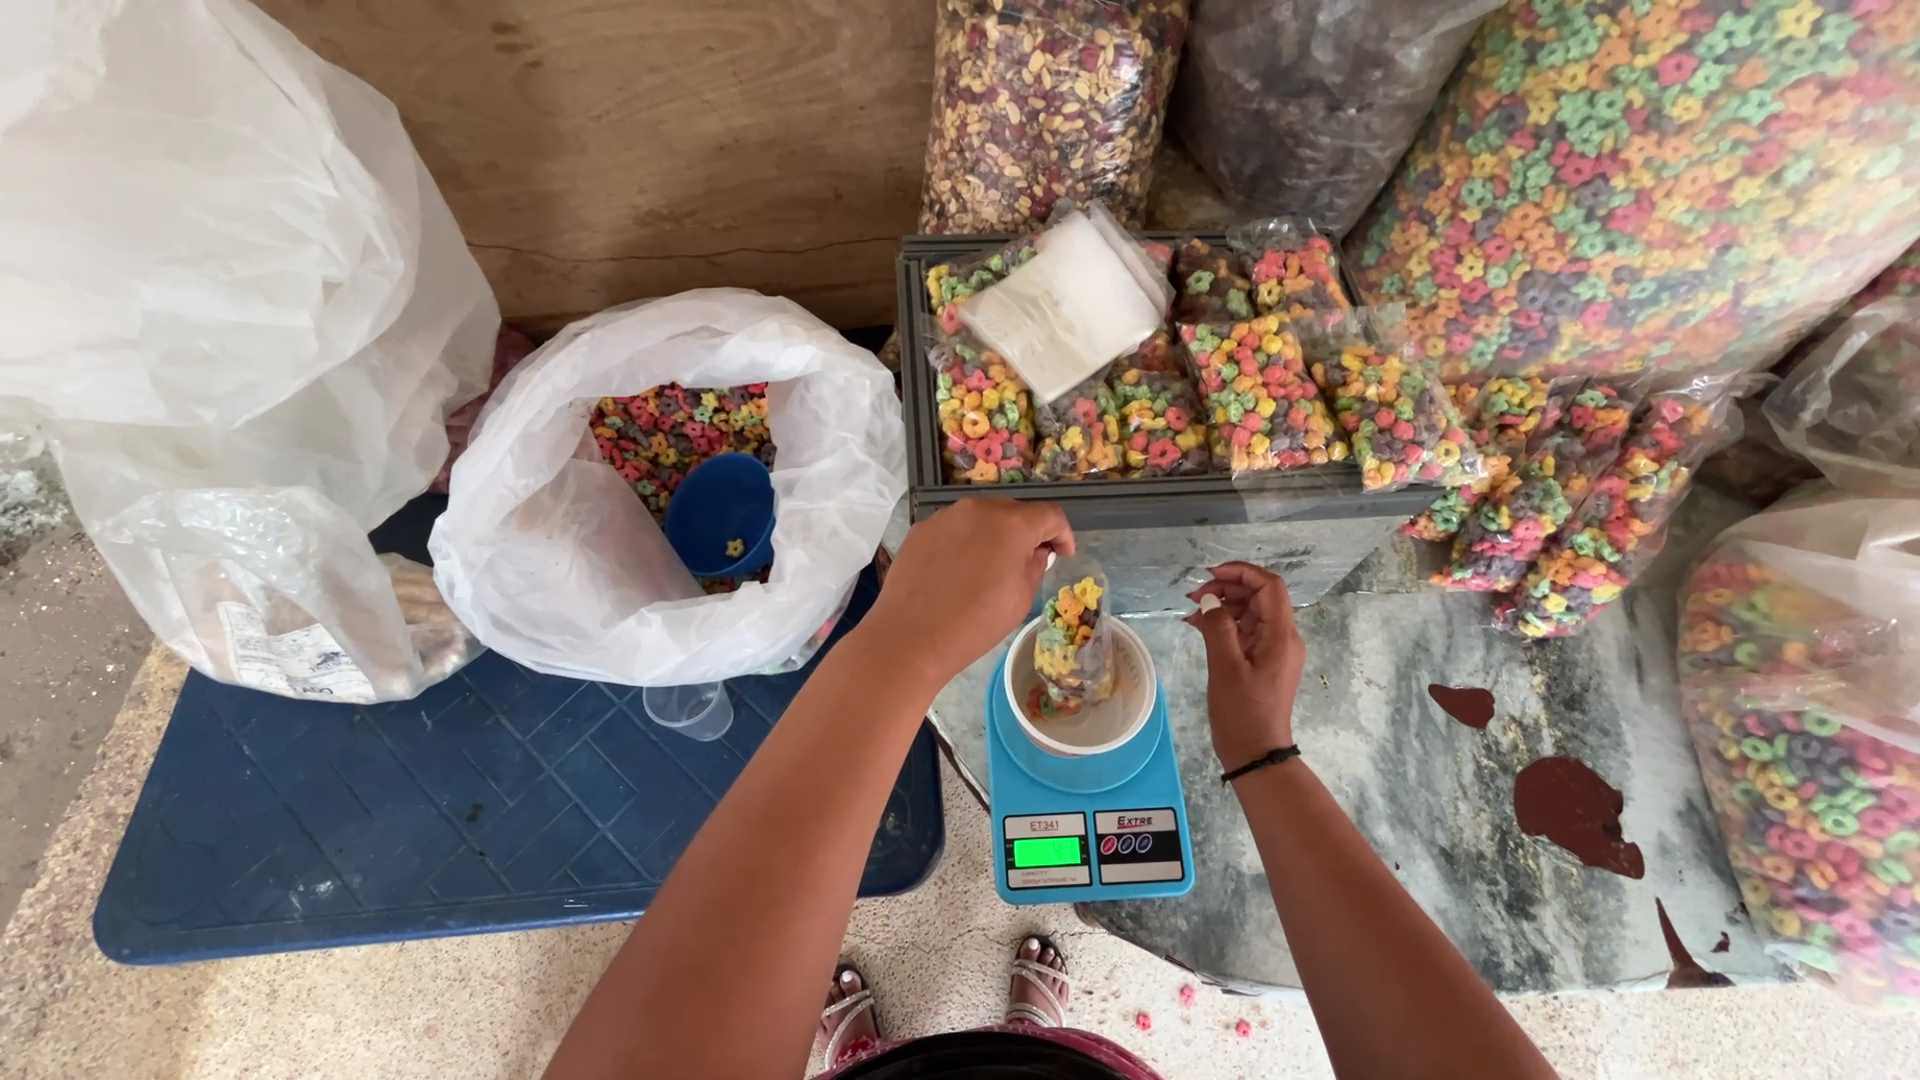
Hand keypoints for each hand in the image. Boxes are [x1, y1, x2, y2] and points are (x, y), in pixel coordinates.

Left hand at [866, 498, 1074, 688]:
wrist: (910, 637)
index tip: (1063, 553)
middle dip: (1027, 533)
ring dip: (994, 535)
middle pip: (1014, 512)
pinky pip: (954, 529)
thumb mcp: (1020, 598)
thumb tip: (1035, 551)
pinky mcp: (921, 530)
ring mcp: (945, 516)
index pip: (1049, 515)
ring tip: (991, 567)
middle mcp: (978, 509)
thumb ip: (1035, 565)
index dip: (1062, 533)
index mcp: (1011, 524)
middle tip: (1029, 561)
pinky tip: (959, 571)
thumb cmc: (975, 622)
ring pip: (981, 518)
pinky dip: (965, 543)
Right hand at [1187, 562, 1304, 769]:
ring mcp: (1274, 650)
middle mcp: (1283, 638)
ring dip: (1223, 605)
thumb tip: (1211, 601)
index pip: (1269, 586)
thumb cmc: (1242, 712)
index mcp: (1281, 636)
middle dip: (1227, 588)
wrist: (1255, 752)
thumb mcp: (1225, 667)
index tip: (1210, 575)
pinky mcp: (1263, 660)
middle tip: (1194, 596)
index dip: (1241, 572)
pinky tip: (1198, 624)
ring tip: (1192, 610)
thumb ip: (1218, 627)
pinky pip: (1246, 630)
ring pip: (1250, 612)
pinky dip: (1224, 623)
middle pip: (1259, 596)